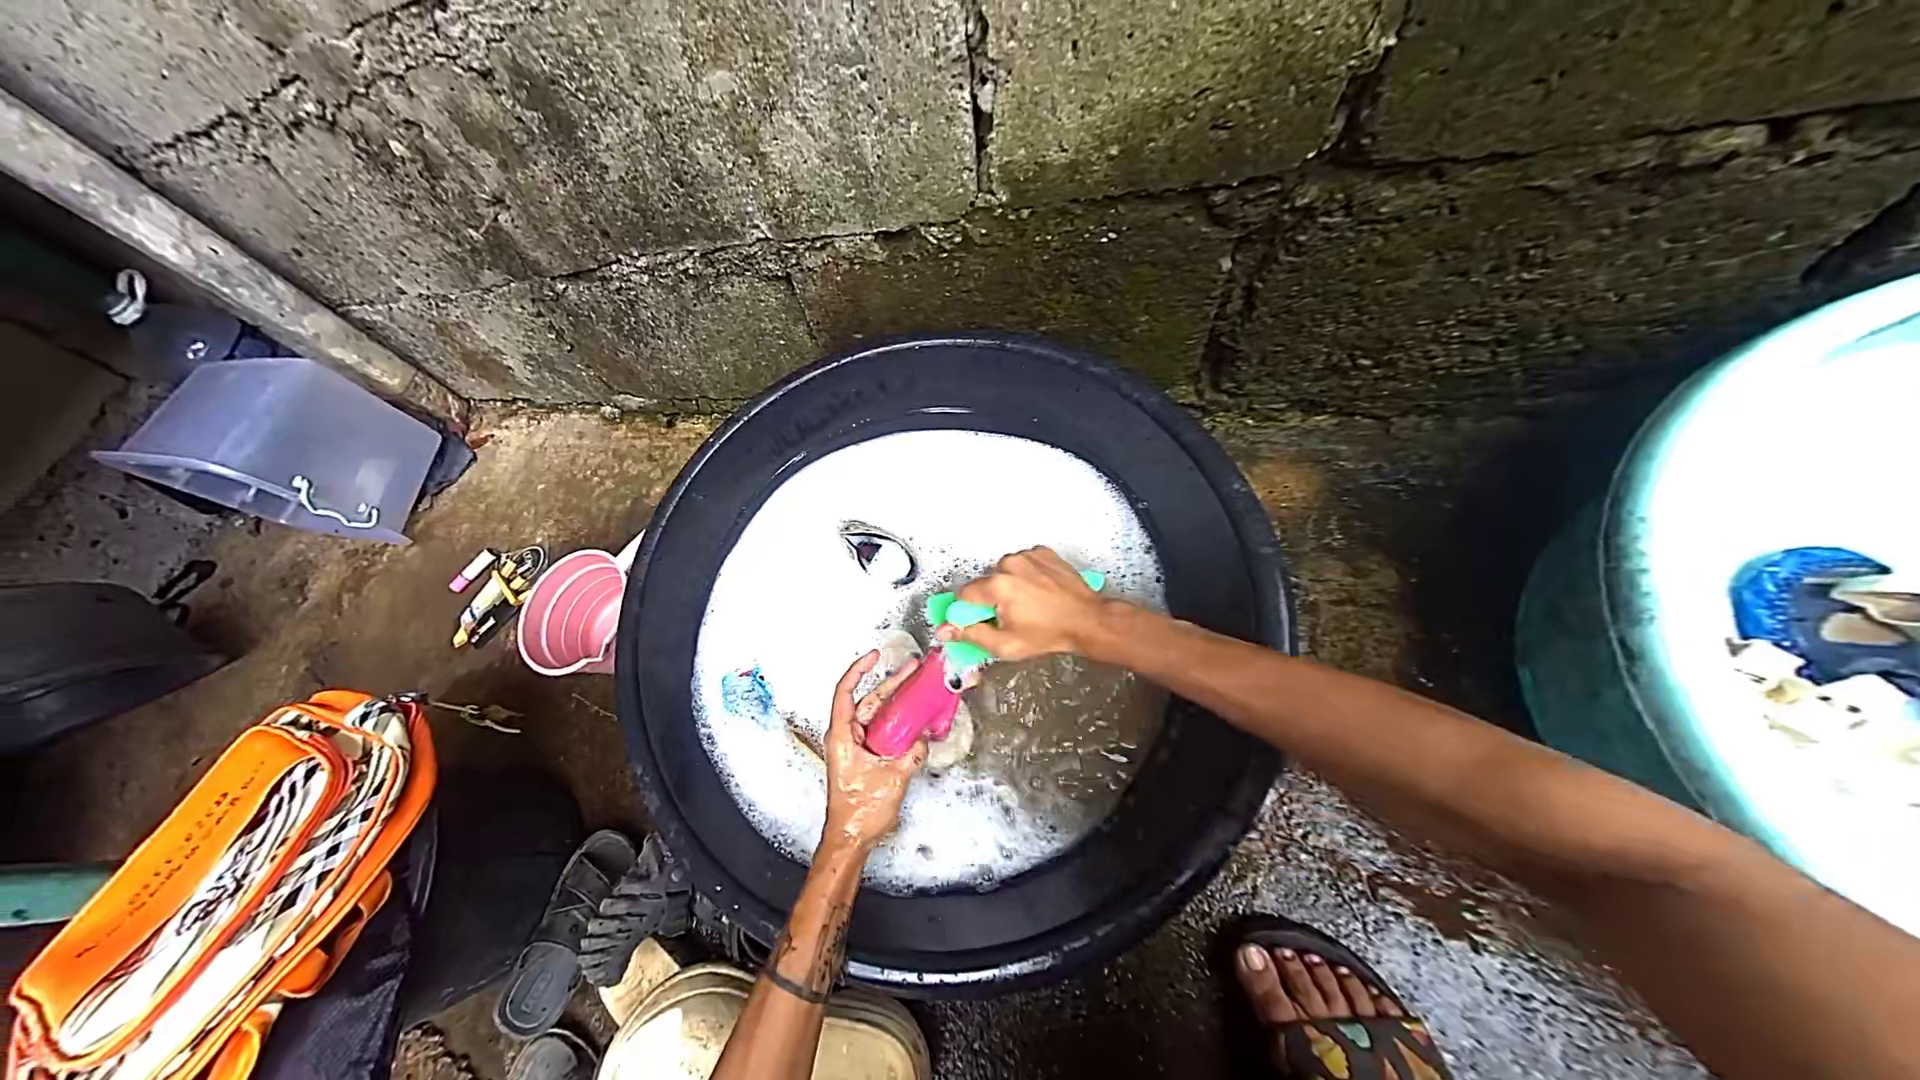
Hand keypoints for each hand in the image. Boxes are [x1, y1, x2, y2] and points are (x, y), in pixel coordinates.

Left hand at [823, 651, 927, 850]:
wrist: (851, 838)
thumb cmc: (857, 813)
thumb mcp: (892, 779)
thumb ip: (911, 754)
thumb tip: (923, 738)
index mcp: (842, 737)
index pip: (845, 692)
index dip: (858, 670)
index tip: (873, 656)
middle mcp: (847, 737)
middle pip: (868, 700)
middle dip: (889, 682)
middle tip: (910, 668)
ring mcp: (856, 746)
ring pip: (877, 714)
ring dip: (896, 700)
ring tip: (916, 685)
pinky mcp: (866, 756)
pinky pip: (883, 731)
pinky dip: (898, 721)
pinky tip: (916, 718)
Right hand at [937, 546, 1117, 660]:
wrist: (1087, 620)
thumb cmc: (1050, 634)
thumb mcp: (1006, 644)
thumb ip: (970, 634)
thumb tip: (944, 629)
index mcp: (998, 586)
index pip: (965, 594)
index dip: (970, 609)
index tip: (981, 618)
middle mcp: (1010, 565)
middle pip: (985, 582)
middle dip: (992, 598)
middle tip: (1011, 615)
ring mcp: (1028, 556)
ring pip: (1004, 571)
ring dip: (1009, 585)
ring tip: (1028, 603)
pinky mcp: (1042, 553)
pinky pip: (1023, 562)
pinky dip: (1026, 574)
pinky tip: (1038, 590)